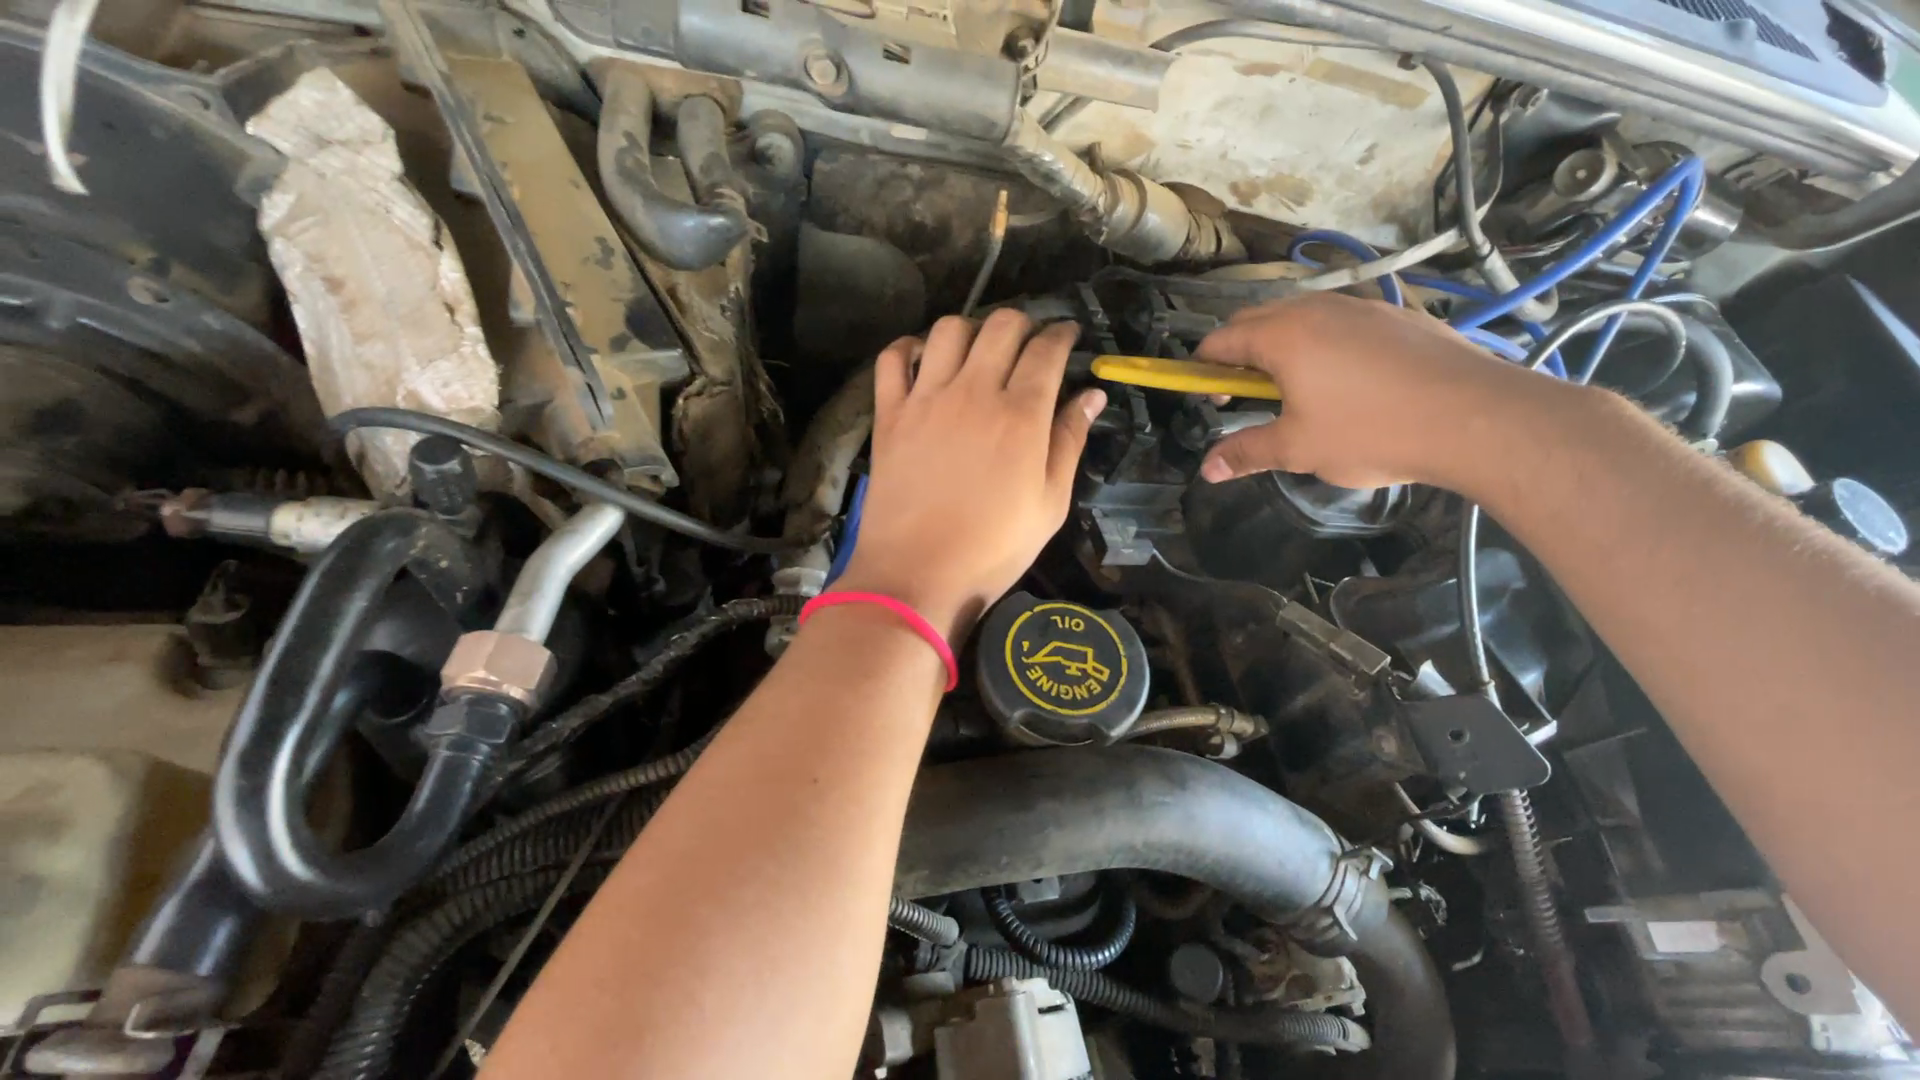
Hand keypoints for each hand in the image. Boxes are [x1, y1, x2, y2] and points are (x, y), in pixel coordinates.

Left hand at [835, 311, 1106, 640]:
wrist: (916, 573)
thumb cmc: (994, 548)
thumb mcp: (1050, 504)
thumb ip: (1069, 442)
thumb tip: (1091, 395)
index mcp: (1021, 414)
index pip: (1047, 350)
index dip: (1063, 335)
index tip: (1068, 336)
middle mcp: (974, 392)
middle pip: (1001, 325)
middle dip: (1023, 324)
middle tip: (1027, 345)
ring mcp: (926, 398)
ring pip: (948, 329)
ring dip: (970, 329)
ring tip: (978, 351)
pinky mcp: (889, 413)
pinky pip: (892, 358)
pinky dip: (908, 348)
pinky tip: (922, 359)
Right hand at [1193, 292, 1571, 490]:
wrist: (1474, 416)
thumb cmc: (1371, 432)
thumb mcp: (1298, 449)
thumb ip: (1247, 452)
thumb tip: (1206, 470)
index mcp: (1282, 335)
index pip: (1221, 339)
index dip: (1203, 366)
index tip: (1205, 394)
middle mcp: (1316, 308)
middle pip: (1257, 319)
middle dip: (1238, 351)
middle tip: (1243, 393)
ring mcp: (1361, 307)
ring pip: (1302, 314)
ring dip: (1281, 343)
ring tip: (1294, 386)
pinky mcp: (1398, 316)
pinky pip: (1342, 320)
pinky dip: (1324, 341)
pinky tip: (1347, 379)